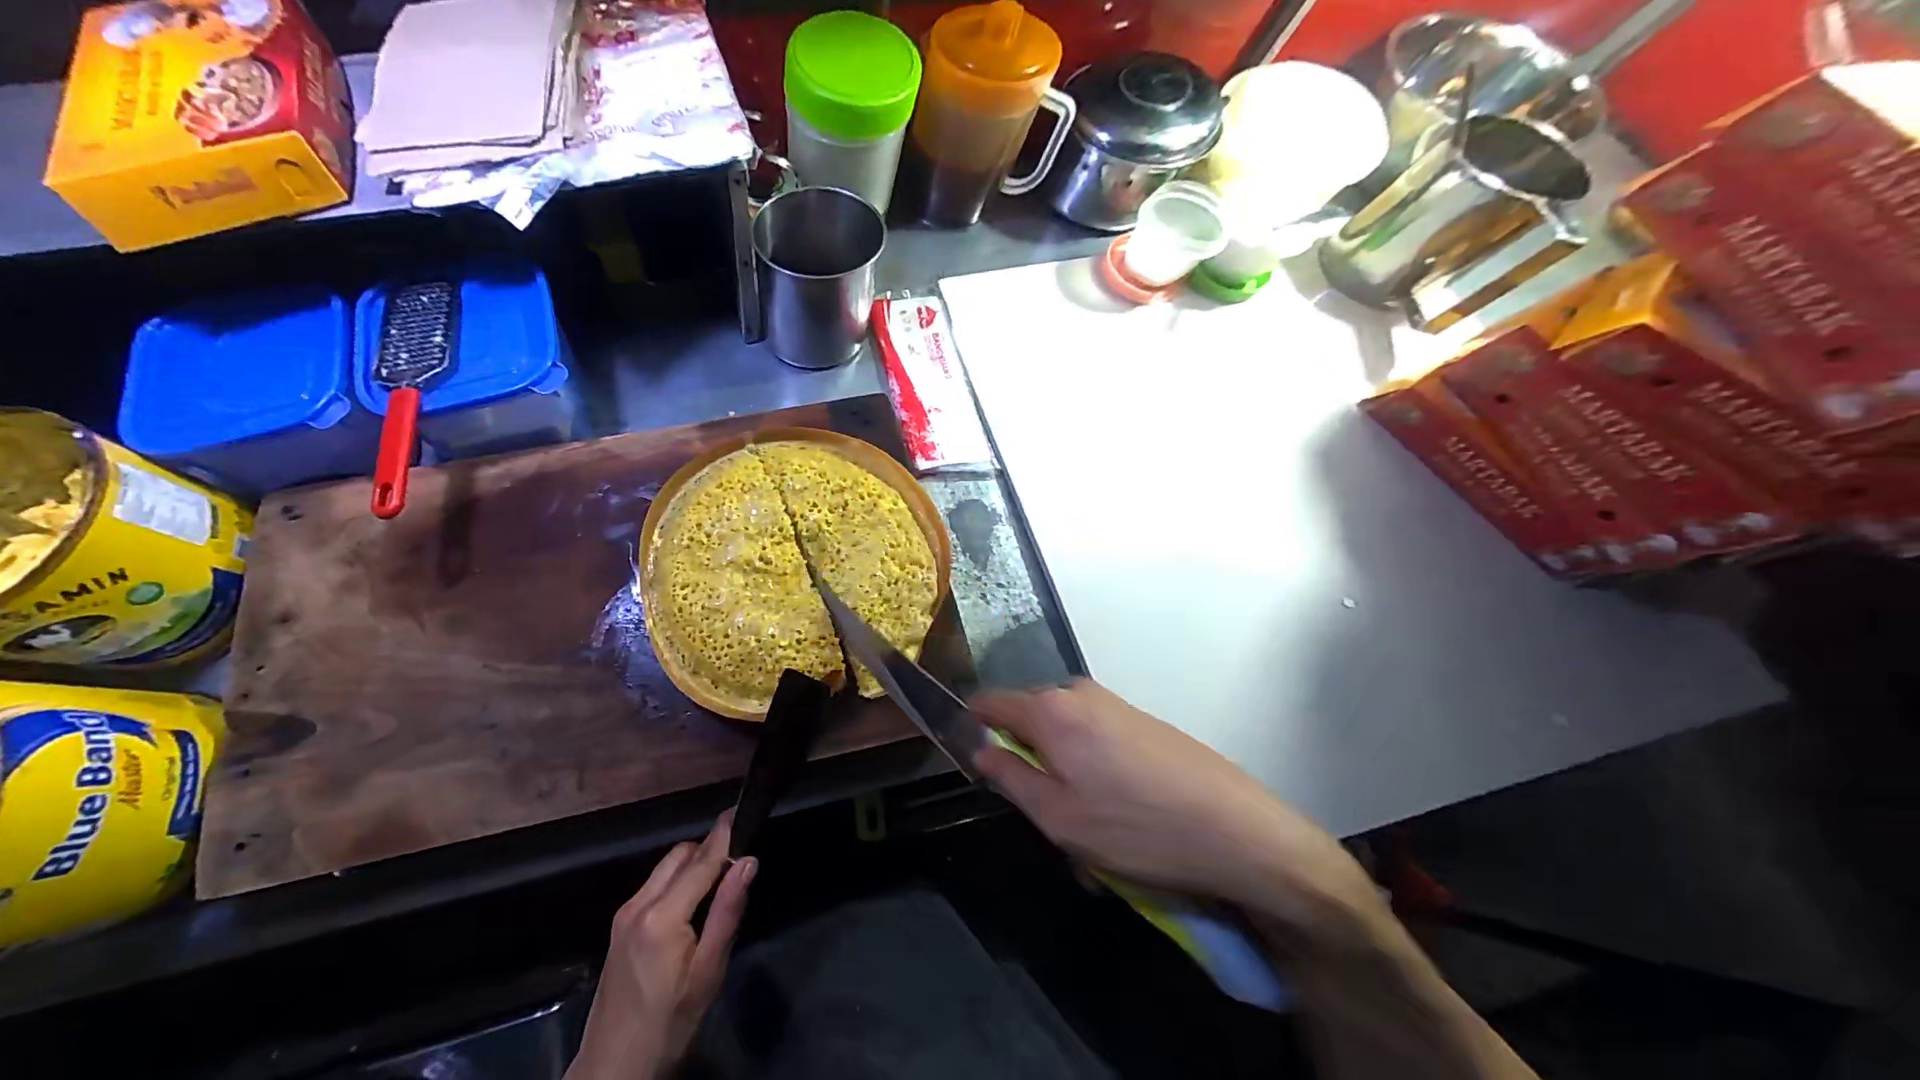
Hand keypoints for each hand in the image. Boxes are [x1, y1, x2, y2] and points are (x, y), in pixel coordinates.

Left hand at [565, 812, 755, 1079]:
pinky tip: (694, 905)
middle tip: (740, 862)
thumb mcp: (709, 971)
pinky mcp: (619, 927)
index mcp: (660, 916)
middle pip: (680, 855)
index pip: (701, 861)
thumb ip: (728, 911)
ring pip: (665, 868)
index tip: (743, 811)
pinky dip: (678, 881)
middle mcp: (637, 905)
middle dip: (709, 850)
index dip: (724, 835)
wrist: (614, 1069)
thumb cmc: (670, 1023)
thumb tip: (748, 860)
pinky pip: (655, 886)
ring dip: (693, 865)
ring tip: (722, 883)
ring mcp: (623, 915)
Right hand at [971, 680, 1380, 931]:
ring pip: (1063, 735)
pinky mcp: (1142, 721)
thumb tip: (980, 751)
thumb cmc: (1137, 827)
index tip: (973, 764)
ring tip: (1088, 828)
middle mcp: (1080, 693)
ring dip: (1062, 774)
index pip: (989, 703)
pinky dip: (1090, 772)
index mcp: (1052, 709)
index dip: (972, 729)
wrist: (1237, 831)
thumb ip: (1009, 777)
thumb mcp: (1059, 817)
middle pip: (1028, 718)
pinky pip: (1094, 739)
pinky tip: (1119, 816)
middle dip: (1025, 760)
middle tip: (1043, 815)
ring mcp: (1115, 704)